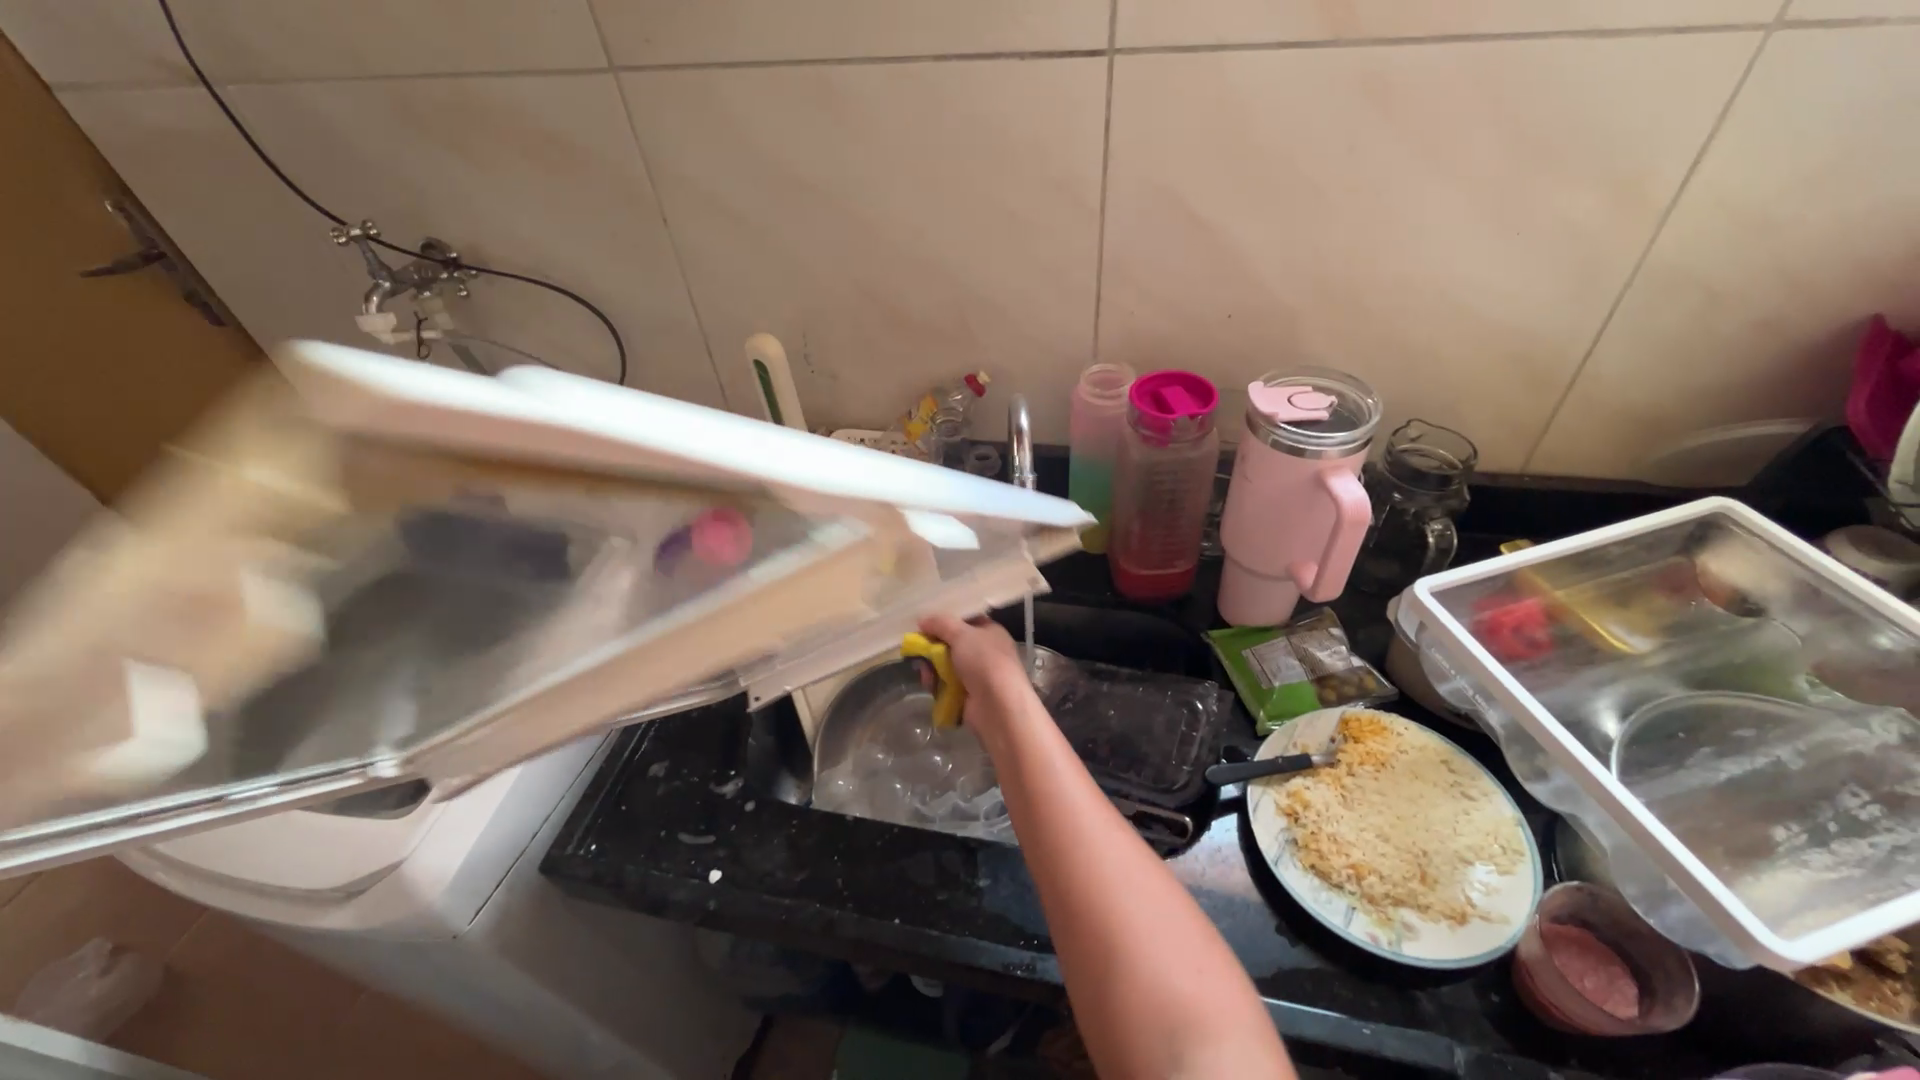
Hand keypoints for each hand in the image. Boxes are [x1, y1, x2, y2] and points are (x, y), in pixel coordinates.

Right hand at [916, 614, 1037, 736]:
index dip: (945, 622)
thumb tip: (923, 620)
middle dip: (933, 649)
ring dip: (933, 669)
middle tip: (919, 652)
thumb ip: (940, 623)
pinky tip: (932, 687)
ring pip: (946, 667)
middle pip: (951, 645)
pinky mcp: (968, 696)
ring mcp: (977, 676)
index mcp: (990, 632)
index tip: (924, 626)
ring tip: (927, 675)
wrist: (998, 706)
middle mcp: (985, 653)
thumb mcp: (962, 634)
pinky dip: (937, 686)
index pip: (965, 622)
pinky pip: (946, 686)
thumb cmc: (984, 662)